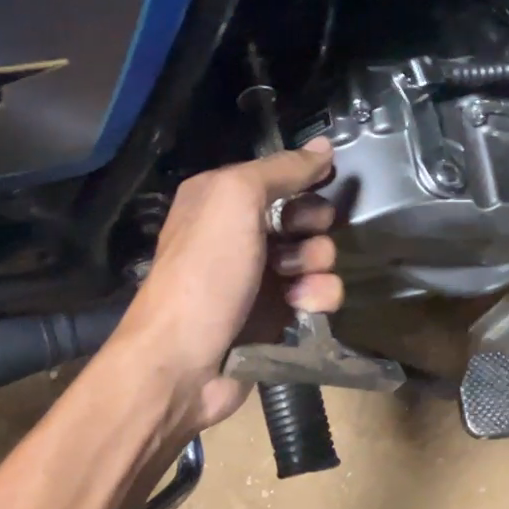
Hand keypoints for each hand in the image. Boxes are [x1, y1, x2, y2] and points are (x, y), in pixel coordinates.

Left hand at [113, 138, 342, 435]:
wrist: (183, 361)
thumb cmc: (205, 272)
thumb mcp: (236, 200)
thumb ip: (281, 170)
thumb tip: (323, 147)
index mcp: (220, 199)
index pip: (277, 176)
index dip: (304, 179)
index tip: (325, 182)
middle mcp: (238, 234)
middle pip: (302, 215)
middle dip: (314, 225)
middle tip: (304, 237)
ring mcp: (259, 278)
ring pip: (315, 257)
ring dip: (318, 264)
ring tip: (298, 283)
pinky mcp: (277, 317)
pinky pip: (317, 296)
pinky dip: (318, 298)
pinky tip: (305, 307)